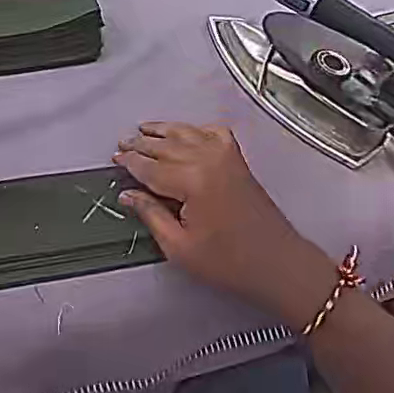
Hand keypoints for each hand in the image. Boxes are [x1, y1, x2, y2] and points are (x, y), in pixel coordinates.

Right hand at [115, 123, 336, 325]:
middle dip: (142, 143)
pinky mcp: (238, 161)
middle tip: (123, 144)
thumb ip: (150, 214)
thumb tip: (129, 195)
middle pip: (166, 145)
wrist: (277, 263)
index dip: (130, 162)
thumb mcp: (179, 246)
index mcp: (192, 180)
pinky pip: (214, 133)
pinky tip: (187, 133)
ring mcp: (226, 156)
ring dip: (164, 131)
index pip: (151, 165)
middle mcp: (209, 159)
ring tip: (145, 129)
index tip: (116, 159)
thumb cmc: (231, 262)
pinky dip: (197, 130)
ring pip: (187, 133)